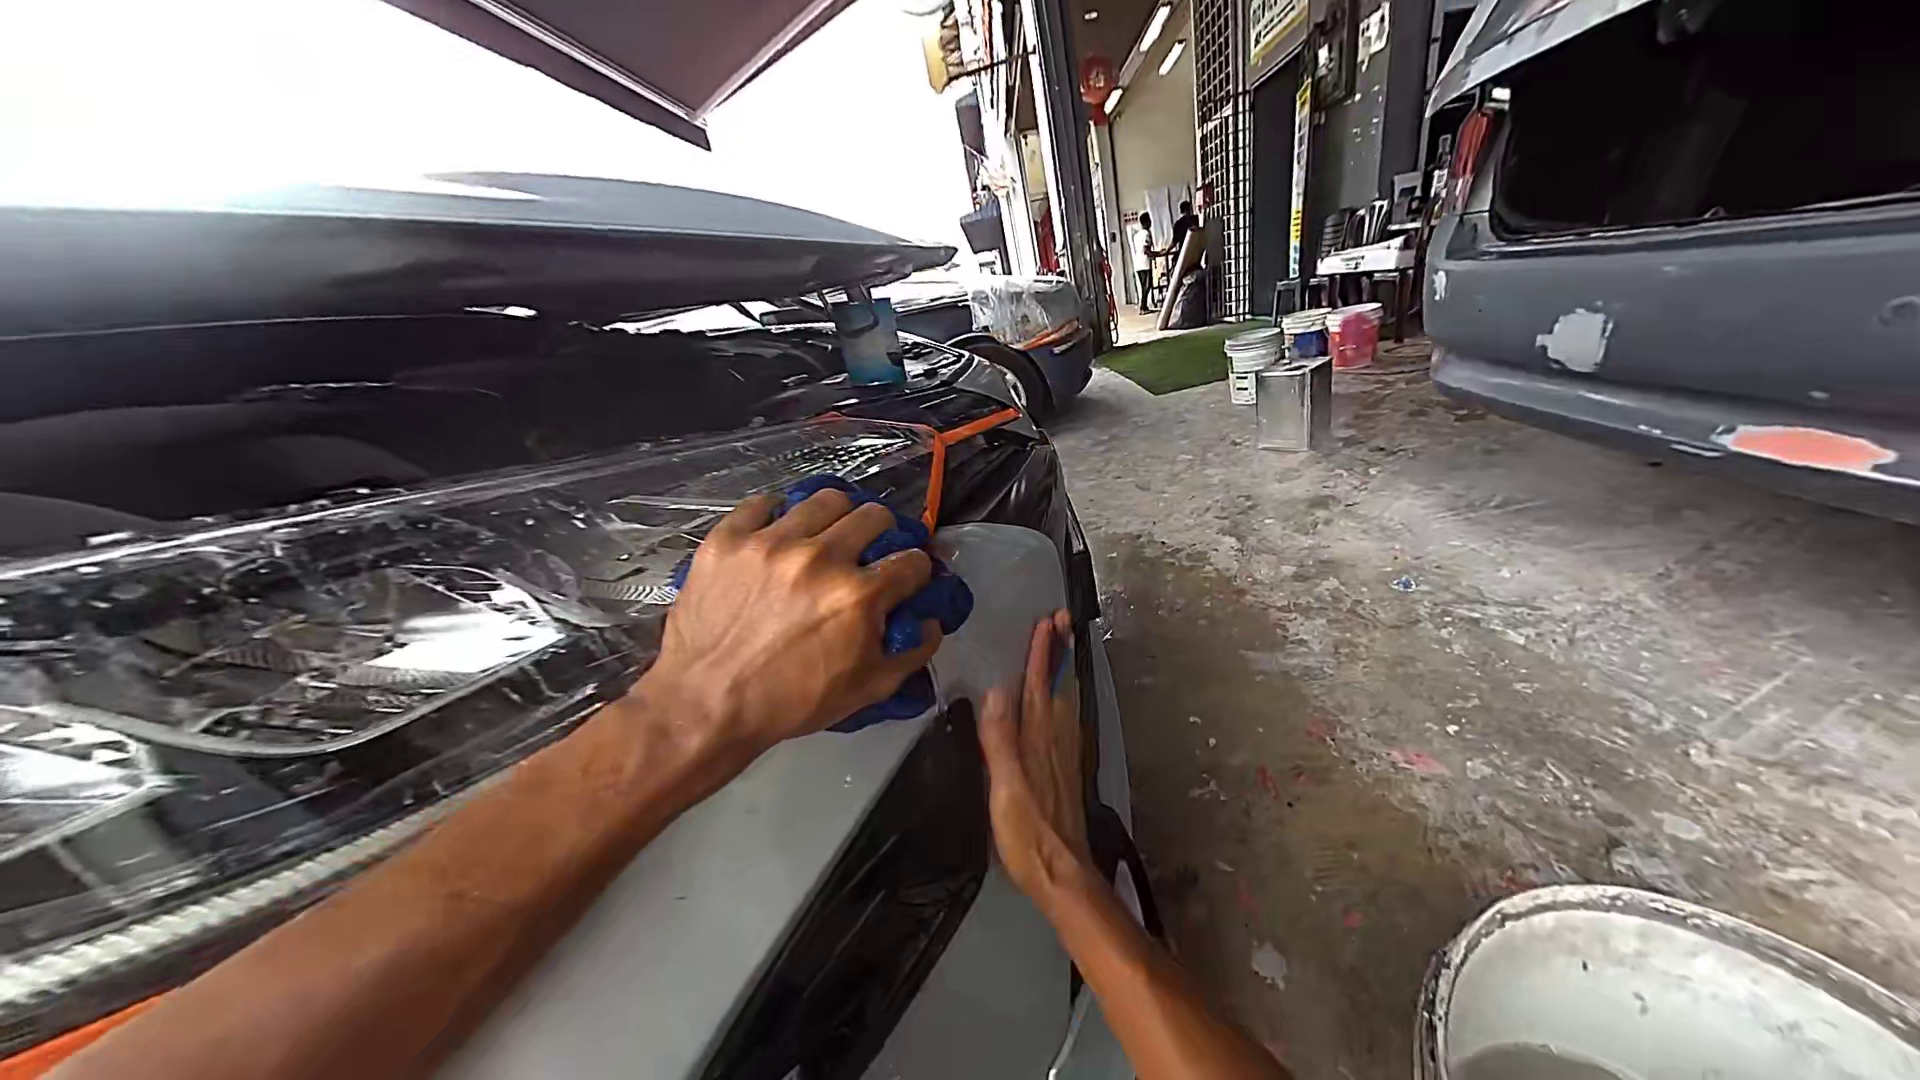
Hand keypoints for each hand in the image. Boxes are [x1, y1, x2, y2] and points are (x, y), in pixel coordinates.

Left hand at [640, 489, 941, 757]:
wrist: (706, 705)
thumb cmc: (790, 701)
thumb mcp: (867, 689)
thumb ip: (912, 651)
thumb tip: (931, 620)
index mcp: (858, 596)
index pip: (912, 560)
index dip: (917, 569)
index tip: (906, 575)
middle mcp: (819, 559)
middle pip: (875, 516)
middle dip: (884, 533)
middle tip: (871, 550)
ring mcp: (770, 544)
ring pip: (826, 499)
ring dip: (837, 517)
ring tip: (827, 536)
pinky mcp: (729, 540)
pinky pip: (764, 503)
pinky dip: (779, 516)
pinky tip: (779, 535)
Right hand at [977, 610, 1092, 901]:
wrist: (1061, 872)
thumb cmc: (1027, 832)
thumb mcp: (1004, 787)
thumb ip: (999, 740)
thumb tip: (996, 691)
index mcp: (1036, 739)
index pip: (1038, 686)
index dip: (1041, 654)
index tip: (1046, 622)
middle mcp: (1054, 738)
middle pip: (1057, 685)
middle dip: (1058, 651)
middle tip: (1062, 620)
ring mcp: (1064, 753)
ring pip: (1065, 699)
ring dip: (1063, 669)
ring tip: (1063, 645)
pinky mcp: (1066, 768)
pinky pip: (1067, 719)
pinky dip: (1065, 696)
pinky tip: (1064, 699)